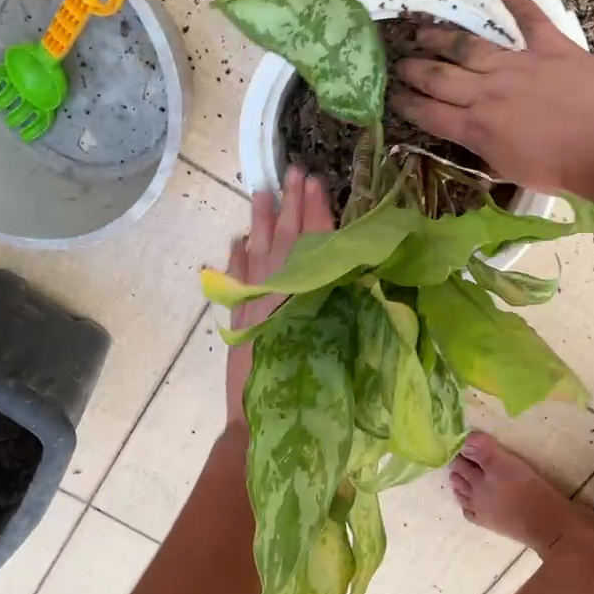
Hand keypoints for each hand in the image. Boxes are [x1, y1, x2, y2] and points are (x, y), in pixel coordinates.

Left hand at [224, 166, 334, 426]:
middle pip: (287, 240)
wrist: (260, 422)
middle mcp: (280, 292)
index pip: (316, 246)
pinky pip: (237, 279)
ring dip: (260, 220)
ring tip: (262, 190)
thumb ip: (347, 309)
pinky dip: (237, 258)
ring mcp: (255, 303)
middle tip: (293, 171)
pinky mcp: (239, 318)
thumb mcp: (341, 347)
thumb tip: (357, 273)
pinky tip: (239, 240)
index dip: (318, 214)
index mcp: (309, 296)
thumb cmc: (311, 391)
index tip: (318, 183)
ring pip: (257, 251)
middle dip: (291, 204)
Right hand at [390, 0, 593, 195]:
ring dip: (442, 38)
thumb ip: (488, 151)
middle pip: (440, 76)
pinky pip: (531, 19)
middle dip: (415, 69)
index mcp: (478, 127)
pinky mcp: (551, 47)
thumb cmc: (565, 172)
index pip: (430, 113)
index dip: (408, 104)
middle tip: (400, 63)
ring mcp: (518, 65)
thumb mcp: (513, 172)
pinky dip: (518, 1)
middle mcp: (488, 92)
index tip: (393, 96)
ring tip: (423, 31)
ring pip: (470, 47)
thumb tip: (474, 139)